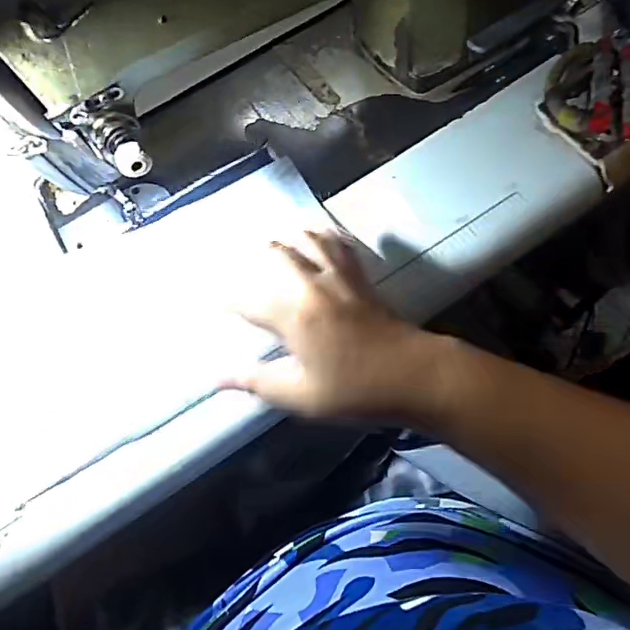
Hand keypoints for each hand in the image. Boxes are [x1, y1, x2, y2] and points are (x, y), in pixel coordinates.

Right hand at [226, 231, 447, 420]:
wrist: (413, 374)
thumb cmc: (353, 390)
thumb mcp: (301, 396)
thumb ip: (258, 383)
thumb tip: (216, 379)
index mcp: (293, 316)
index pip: (250, 303)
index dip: (231, 300)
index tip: (217, 298)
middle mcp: (314, 288)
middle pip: (283, 257)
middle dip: (264, 254)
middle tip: (251, 254)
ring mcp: (342, 281)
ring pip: (315, 244)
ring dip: (297, 236)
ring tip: (286, 233)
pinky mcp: (364, 282)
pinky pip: (344, 249)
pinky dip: (332, 238)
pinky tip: (330, 234)